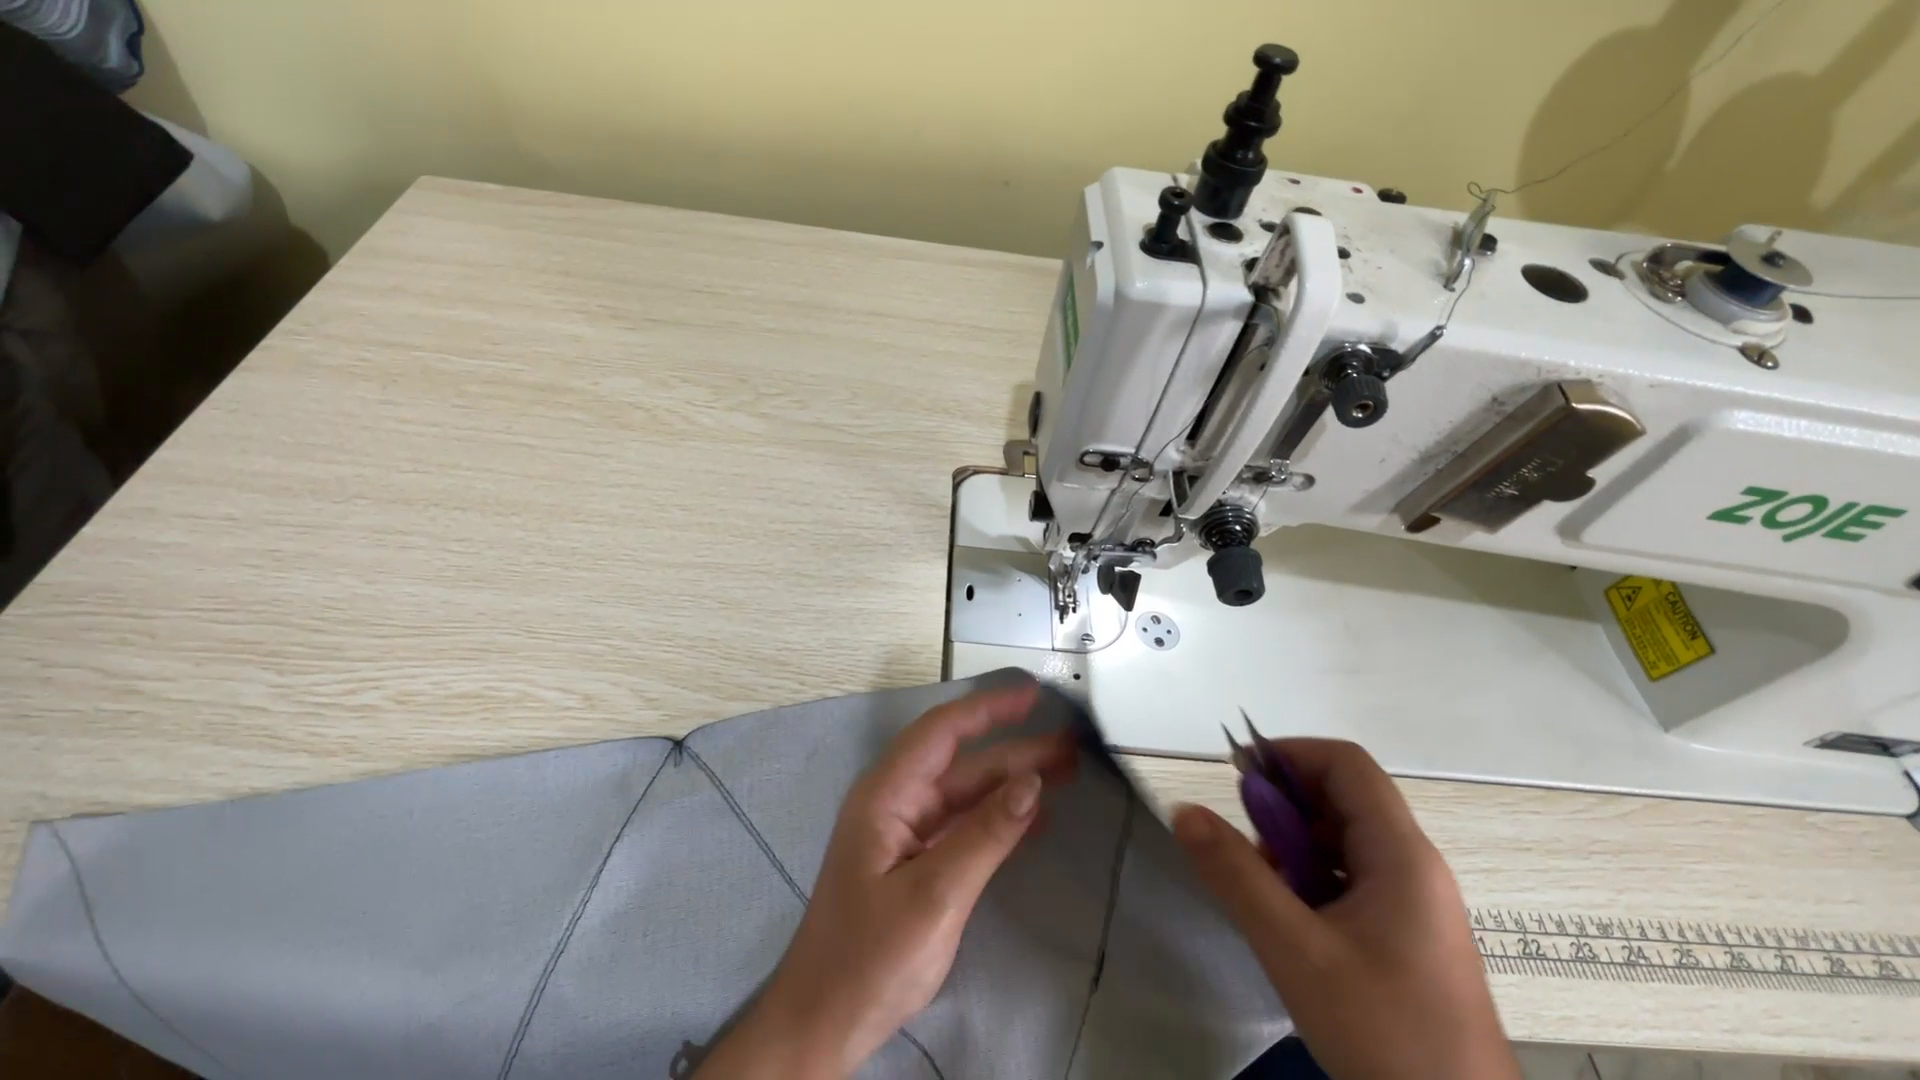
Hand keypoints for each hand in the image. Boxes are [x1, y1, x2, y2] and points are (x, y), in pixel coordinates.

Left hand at [696, 680, 1075, 1079]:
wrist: (824, 1021)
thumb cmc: (871, 957)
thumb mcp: (935, 894)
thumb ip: (985, 835)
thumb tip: (1032, 782)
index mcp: (886, 796)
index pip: (941, 733)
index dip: (987, 709)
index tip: (1034, 696)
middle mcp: (894, 805)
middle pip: (961, 764)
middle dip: (1014, 751)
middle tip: (1071, 748)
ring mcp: (903, 835)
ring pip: (964, 795)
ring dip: (1011, 784)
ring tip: (1066, 776)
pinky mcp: (913, 864)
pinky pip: (961, 826)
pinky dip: (998, 819)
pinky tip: (1034, 820)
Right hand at [1173, 739, 1518, 1079]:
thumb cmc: (1383, 1030)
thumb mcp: (1295, 950)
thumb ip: (1237, 876)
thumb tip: (1185, 810)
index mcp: (1400, 854)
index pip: (1346, 765)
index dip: (1289, 755)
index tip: (1236, 774)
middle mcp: (1414, 866)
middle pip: (1344, 802)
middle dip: (1284, 811)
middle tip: (1239, 847)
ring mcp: (1416, 904)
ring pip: (1345, 846)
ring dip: (1295, 852)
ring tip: (1260, 894)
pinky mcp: (1409, 937)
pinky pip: (1354, 883)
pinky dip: (1313, 884)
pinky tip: (1290, 926)